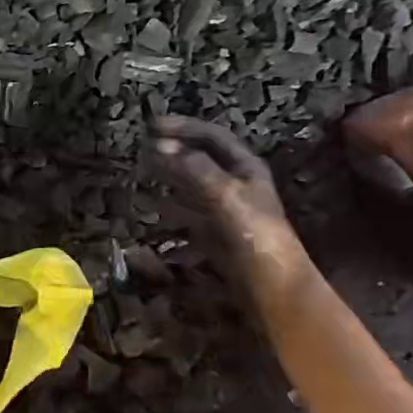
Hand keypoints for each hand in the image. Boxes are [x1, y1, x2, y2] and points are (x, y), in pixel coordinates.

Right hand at [151, 116, 303, 283]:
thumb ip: (193, 168)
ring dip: (166, 176)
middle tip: (142, 147)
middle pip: (200, 158)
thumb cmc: (253, 235)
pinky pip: (186, 212)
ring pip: (191, 183)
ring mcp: (225, 208)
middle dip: (171, 150)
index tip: (151, 125)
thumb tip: (160, 145)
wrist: (272, 286)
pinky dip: (167, 207)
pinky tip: (150, 210)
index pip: (212, 136)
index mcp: (245, 168)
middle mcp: (236, 183)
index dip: (183, 127)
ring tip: (141, 174)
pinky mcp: (215, 231)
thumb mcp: (225, 195)